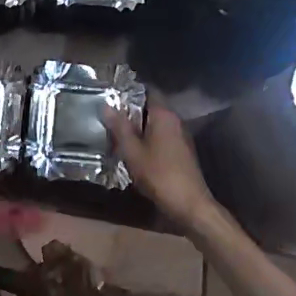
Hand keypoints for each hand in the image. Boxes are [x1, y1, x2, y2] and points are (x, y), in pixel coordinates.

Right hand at [101, 100, 224, 233]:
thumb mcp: (132, 151)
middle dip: (130, 112)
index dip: (130, 92)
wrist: (189, 204)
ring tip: (116, 134)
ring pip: (155, 124)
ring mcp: (180, 136)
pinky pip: (161, 137)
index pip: (148, 91)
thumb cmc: (159, 174)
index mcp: (164, 116)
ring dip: (138, 128)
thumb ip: (120, 127)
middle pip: (151, 108)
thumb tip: (106, 105)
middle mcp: (175, 121)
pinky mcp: (181, 151)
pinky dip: (147, 139)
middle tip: (108, 117)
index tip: (112, 96)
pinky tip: (134, 150)